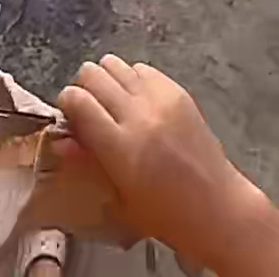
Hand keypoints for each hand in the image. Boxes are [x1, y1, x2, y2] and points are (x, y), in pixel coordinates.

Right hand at [57, 55, 265, 268]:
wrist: (218, 208)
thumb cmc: (166, 215)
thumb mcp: (119, 198)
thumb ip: (88, 162)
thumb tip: (61, 140)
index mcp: (121, 146)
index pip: (78, 100)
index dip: (66, 101)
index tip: (68, 113)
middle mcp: (138, 115)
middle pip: (92, 73)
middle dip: (83, 87)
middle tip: (88, 107)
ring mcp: (159, 98)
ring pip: (114, 63)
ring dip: (106, 79)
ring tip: (113, 101)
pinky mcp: (176, 90)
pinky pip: (141, 68)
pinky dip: (132, 79)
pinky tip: (138, 100)